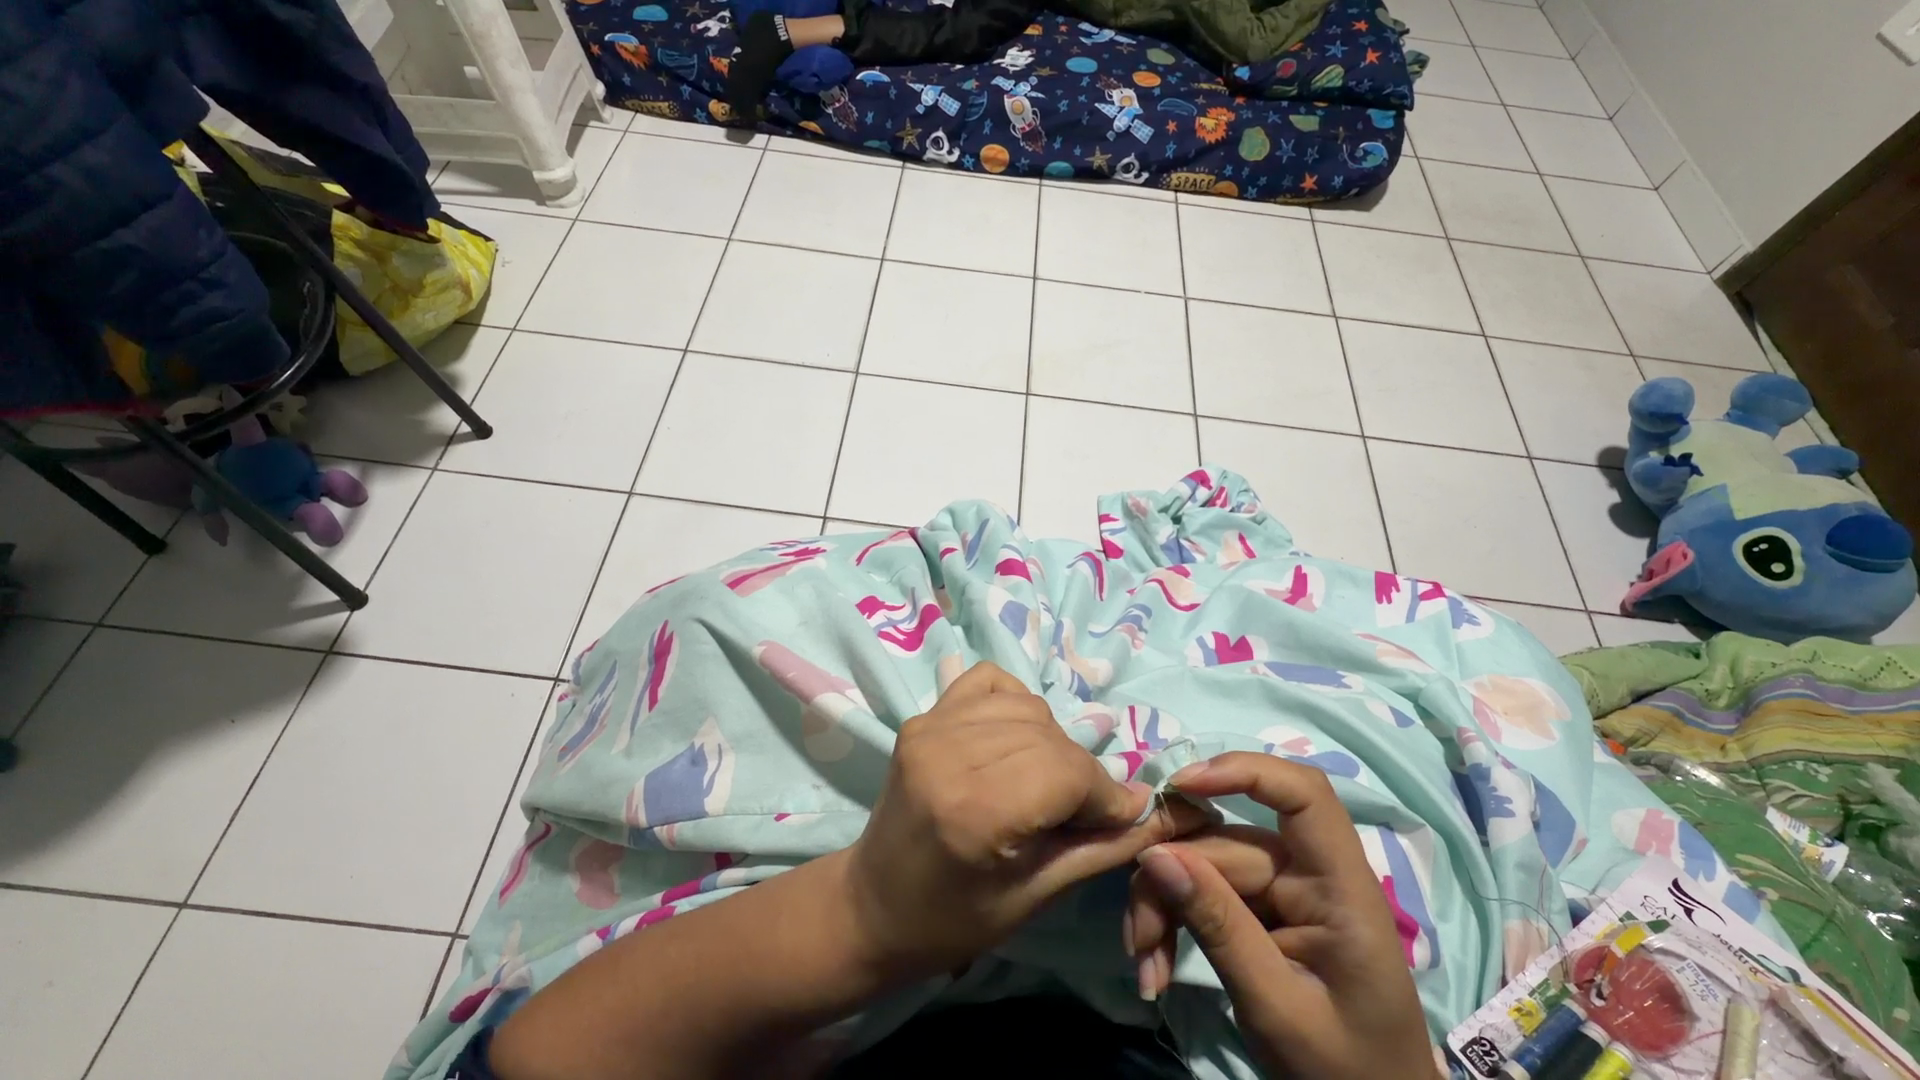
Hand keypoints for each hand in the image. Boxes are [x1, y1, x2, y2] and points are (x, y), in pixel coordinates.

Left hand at [844, 662, 1196, 977]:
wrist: (872, 905)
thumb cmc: (953, 919)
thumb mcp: (1034, 896)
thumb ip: (1099, 847)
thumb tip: (1149, 807)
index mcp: (976, 809)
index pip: (1070, 771)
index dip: (1106, 796)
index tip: (1118, 820)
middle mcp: (949, 753)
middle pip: (1053, 738)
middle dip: (1082, 774)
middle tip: (1078, 814)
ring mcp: (930, 727)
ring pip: (1029, 707)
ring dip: (1051, 742)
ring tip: (1042, 783)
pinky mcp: (922, 717)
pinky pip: (990, 683)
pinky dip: (1016, 705)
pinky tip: (1014, 742)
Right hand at [1126, 753, 1439, 1079]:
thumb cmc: (1344, 1066)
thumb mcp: (1277, 1005)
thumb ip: (1220, 928)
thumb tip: (1156, 856)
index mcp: (1341, 888)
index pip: (1304, 795)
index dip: (1244, 771)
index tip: (1179, 786)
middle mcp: (1308, 876)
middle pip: (1223, 844)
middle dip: (1169, 884)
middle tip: (1137, 944)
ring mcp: (1281, 893)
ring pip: (1201, 868)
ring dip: (1161, 909)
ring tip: (1143, 965)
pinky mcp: (1258, 913)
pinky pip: (1201, 897)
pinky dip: (1171, 924)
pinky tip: (1153, 966)